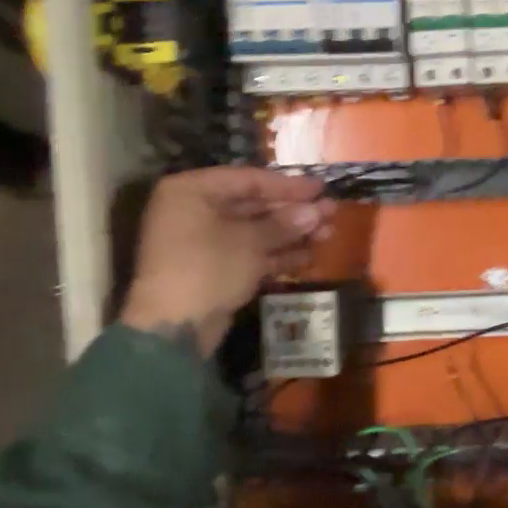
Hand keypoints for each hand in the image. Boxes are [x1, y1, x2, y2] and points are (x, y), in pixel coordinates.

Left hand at [118, 168, 330, 356]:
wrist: (175, 327)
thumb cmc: (208, 267)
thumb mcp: (250, 242)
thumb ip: (285, 224)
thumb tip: (317, 211)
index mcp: (192, 191)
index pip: (248, 180)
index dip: (288, 185)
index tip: (321, 188)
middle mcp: (194, 211)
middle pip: (252, 205)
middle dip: (293, 212)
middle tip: (331, 212)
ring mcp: (202, 242)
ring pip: (254, 232)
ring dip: (291, 234)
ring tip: (328, 234)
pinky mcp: (213, 269)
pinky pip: (249, 254)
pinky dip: (276, 255)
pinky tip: (309, 257)